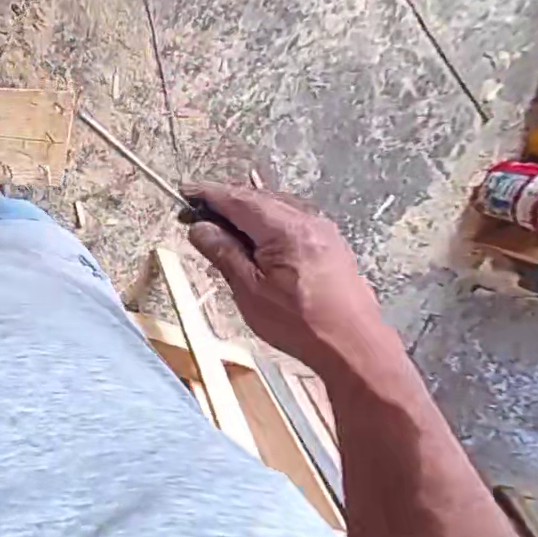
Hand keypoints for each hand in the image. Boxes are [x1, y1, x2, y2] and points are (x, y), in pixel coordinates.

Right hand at [185, 183, 394, 371]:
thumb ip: (223, 252)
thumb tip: (199, 227)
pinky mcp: (328, 244)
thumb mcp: (248, 289)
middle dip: (224, 201)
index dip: (209, 194)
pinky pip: (290, 218)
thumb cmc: (298, 322)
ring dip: (244, 211)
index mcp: (286, 230)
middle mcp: (308, 222)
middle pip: (258, 199)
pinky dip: (264, 219)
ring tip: (217, 223)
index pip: (239, 201)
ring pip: (275, 207)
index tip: (185, 191)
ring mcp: (322, 231)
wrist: (352, 345)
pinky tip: (251, 231)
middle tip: (194, 211)